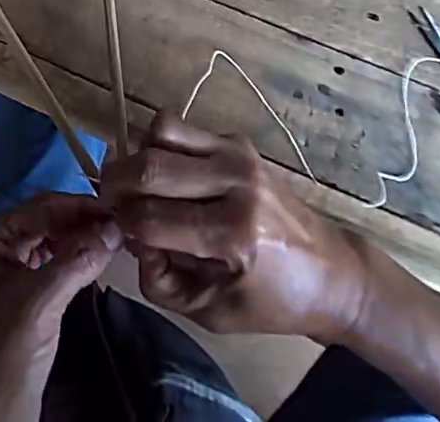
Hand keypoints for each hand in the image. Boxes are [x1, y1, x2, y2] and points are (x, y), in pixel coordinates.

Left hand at [0, 194, 120, 421]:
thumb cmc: (1, 359)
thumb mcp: (40, 303)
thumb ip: (78, 259)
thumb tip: (117, 227)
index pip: (48, 205)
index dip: (86, 206)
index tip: (124, 210)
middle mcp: (0, 246)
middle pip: (54, 218)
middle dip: (88, 221)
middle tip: (126, 226)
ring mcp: (12, 270)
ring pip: (59, 238)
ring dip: (87, 238)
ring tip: (119, 241)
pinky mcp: (26, 293)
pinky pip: (59, 260)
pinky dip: (80, 258)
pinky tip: (101, 261)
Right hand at [101, 114, 373, 342]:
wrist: (330, 269)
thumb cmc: (273, 301)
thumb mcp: (211, 311)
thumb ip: (160, 280)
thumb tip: (129, 238)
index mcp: (232, 233)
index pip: (149, 218)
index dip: (118, 227)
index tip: (111, 233)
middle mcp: (236, 182)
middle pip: (151, 163)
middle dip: (116, 184)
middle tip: (109, 204)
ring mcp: (240, 154)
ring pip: (166, 128)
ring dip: (140, 155)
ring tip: (140, 186)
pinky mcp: (241, 143)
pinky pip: (186, 130)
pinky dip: (164, 147)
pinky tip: (170, 178)